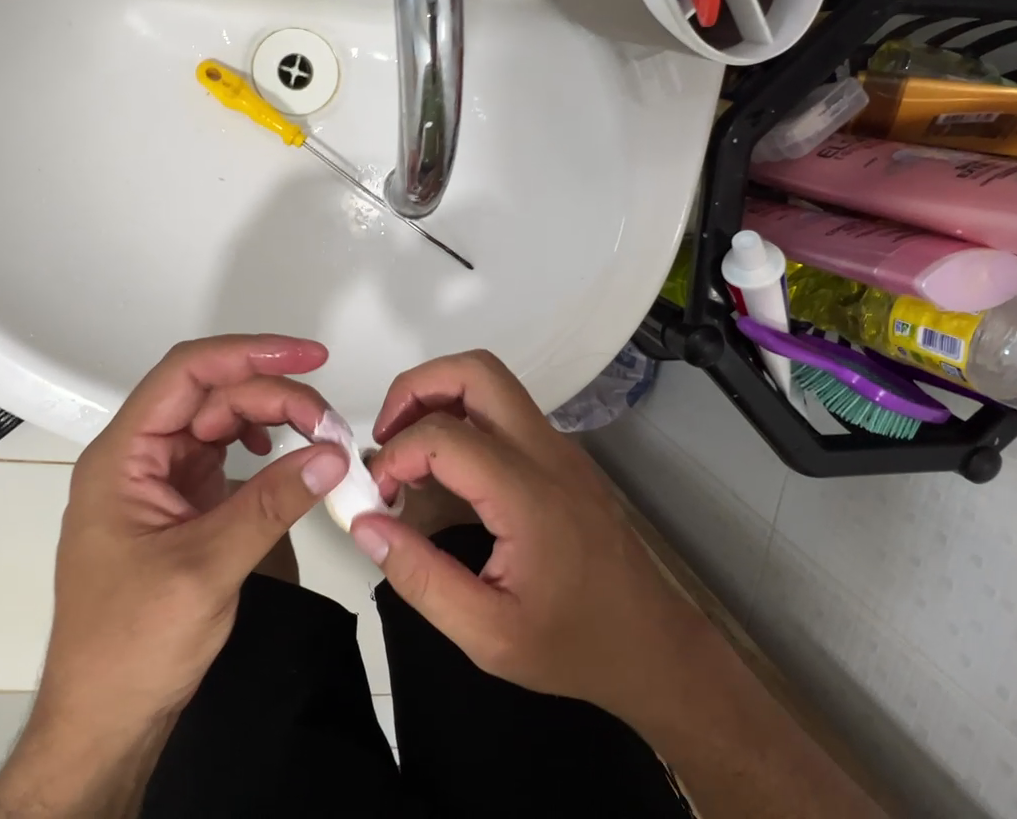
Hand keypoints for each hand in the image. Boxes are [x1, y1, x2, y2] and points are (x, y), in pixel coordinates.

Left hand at [39, 334, 349, 724]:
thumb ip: (271, 504)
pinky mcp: (184, 506)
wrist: (107, 717)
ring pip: (221, 423)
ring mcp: (162, 482)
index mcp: (123, 458)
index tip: (307, 357)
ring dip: (273, 419)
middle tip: (329, 424)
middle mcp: (139, 458)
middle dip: (273, 396)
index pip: (186, 375)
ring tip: (319, 438)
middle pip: (211, 396)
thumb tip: (332, 455)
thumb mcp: (205, 568)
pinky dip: (264, 450)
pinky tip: (285, 458)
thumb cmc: (131, 646)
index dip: (247, 354)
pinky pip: (227, 457)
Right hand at [349, 351, 708, 721]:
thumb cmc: (573, 645)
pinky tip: (445, 480)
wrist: (652, 646)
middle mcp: (548, 454)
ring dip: (439, 400)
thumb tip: (364, 524)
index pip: (445, 435)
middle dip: (416, 387)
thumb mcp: (486, 634)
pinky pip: (505, 416)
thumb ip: (419, 577)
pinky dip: (463, 422)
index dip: (396, 455)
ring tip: (408, 456)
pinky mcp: (563, 459)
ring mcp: (560, 451)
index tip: (378, 496)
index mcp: (530, 496)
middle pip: (477, 371)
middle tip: (385, 438)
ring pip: (493, 385)